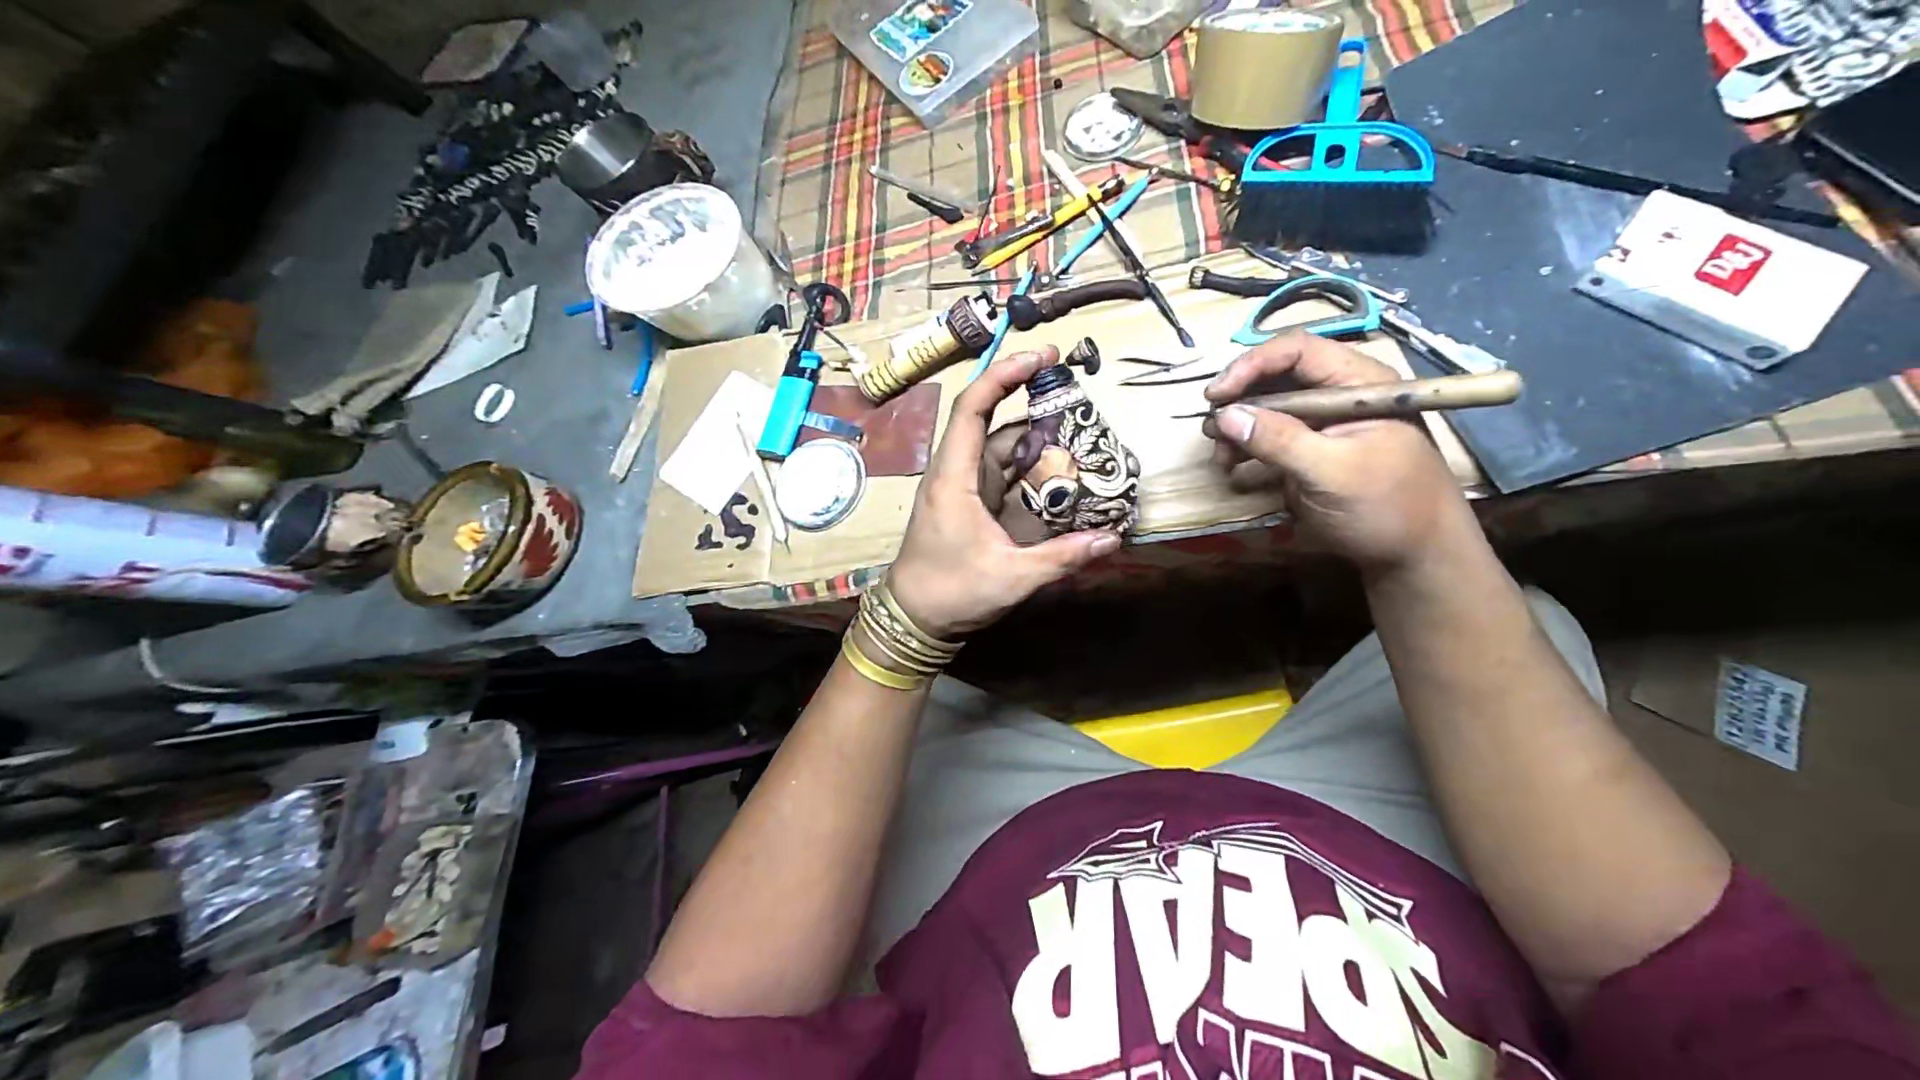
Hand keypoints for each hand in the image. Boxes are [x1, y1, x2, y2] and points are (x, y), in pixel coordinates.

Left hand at [887, 347, 1121, 637]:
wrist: (913, 620)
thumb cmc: (950, 593)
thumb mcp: (1012, 576)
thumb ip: (1063, 556)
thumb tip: (1111, 539)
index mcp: (954, 477)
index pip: (973, 408)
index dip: (1004, 376)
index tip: (1041, 357)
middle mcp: (956, 474)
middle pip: (993, 424)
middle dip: (1031, 405)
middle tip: (1076, 397)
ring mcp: (963, 489)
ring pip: (1001, 451)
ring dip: (1036, 444)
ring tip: (1080, 439)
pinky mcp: (971, 506)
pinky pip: (1003, 476)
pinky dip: (1030, 472)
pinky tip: (1061, 477)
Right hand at [1201, 332, 1473, 574]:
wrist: (1413, 556)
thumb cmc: (1386, 507)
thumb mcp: (1332, 472)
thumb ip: (1279, 441)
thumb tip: (1224, 416)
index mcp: (1357, 384)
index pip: (1297, 352)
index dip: (1252, 366)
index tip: (1216, 395)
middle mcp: (1336, 396)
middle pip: (1276, 378)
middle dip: (1239, 401)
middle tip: (1211, 429)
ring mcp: (1321, 425)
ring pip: (1267, 409)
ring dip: (1237, 428)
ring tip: (1220, 454)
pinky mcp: (1308, 452)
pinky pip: (1269, 438)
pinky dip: (1245, 449)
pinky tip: (1231, 467)